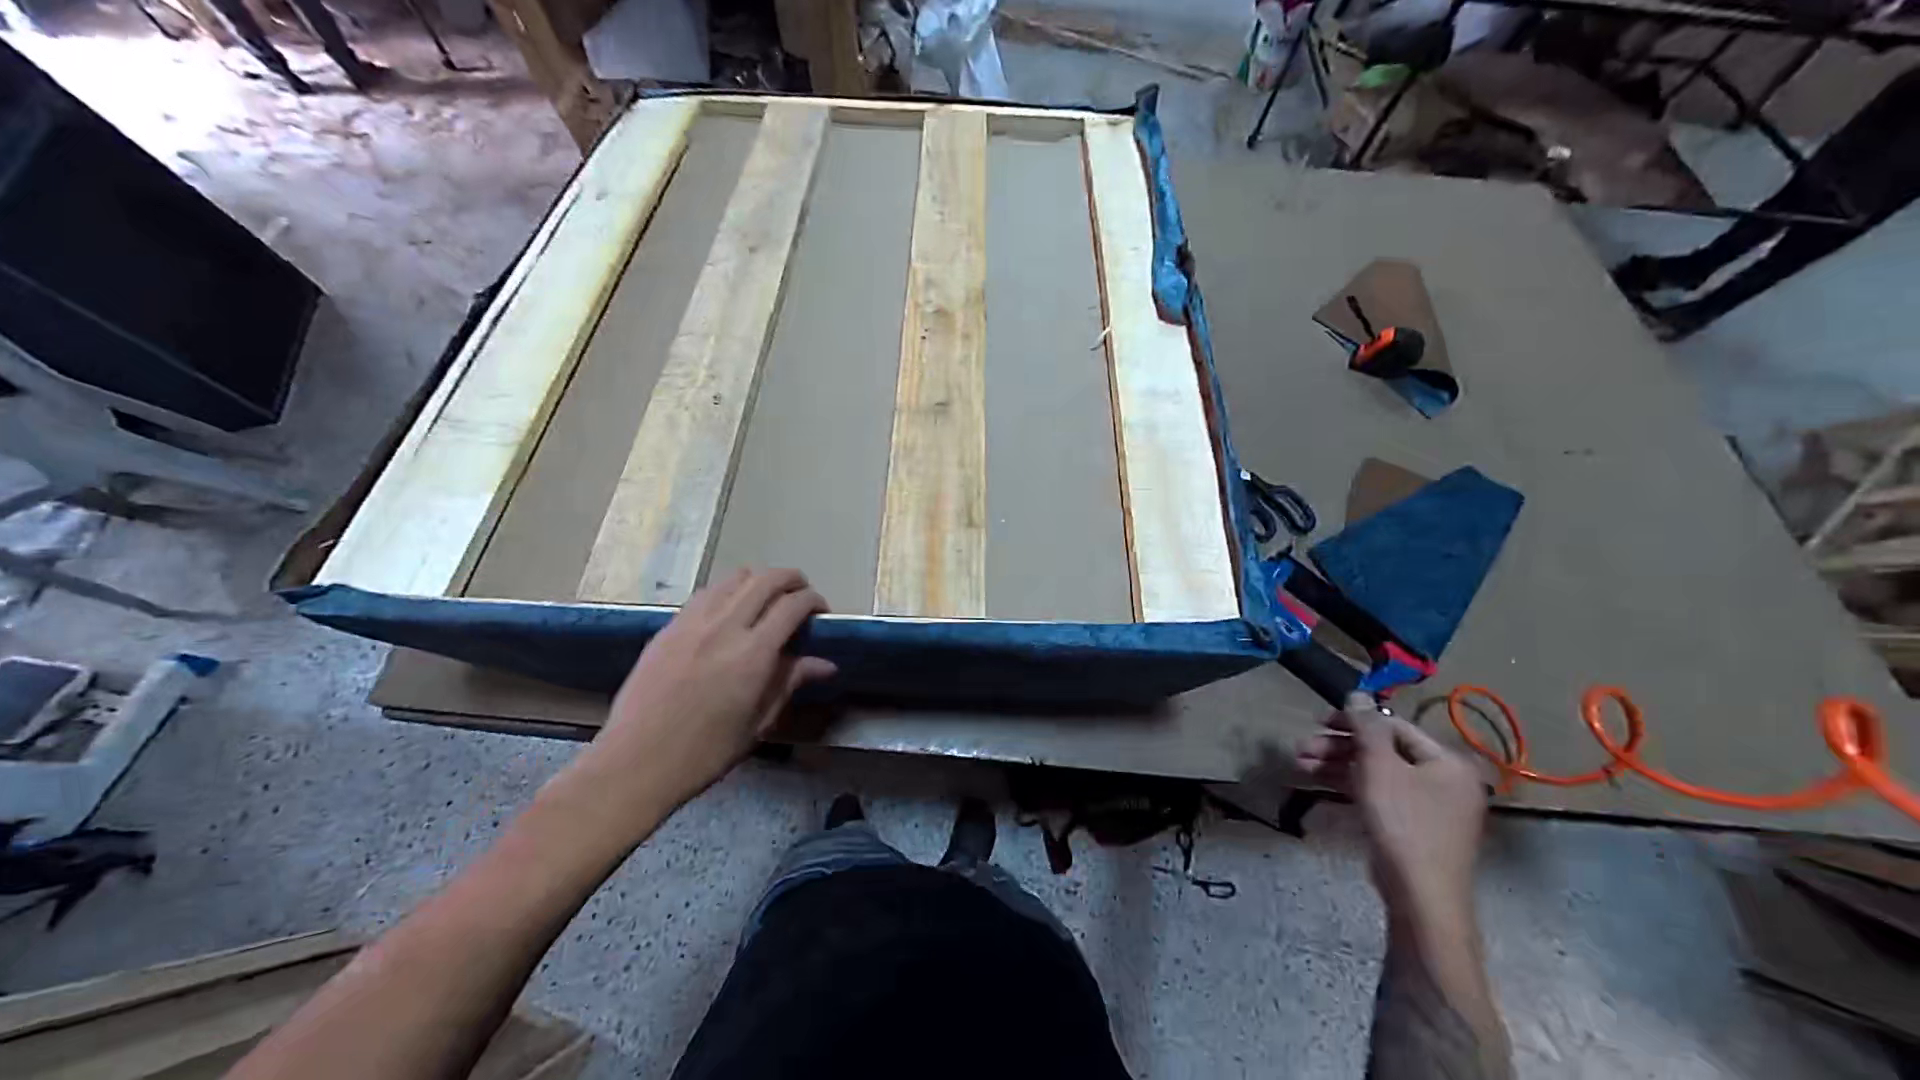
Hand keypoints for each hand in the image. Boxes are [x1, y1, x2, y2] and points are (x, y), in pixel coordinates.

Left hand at [580, 568, 835, 811]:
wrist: (636, 761)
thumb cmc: (706, 752)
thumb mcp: (758, 722)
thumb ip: (790, 682)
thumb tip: (825, 664)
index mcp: (752, 654)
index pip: (792, 606)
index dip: (813, 601)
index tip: (821, 612)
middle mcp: (724, 626)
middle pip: (766, 579)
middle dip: (791, 579)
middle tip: (801, 596)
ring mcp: (692, 622)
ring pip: (734, 578)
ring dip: (758, 581)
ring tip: (766, 600)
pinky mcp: (669, 626)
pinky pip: (706, 594)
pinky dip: (728, 592)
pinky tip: (729, 612)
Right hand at [1297, 692, 1485, 917]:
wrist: (1420, 896)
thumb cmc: (1403, 823)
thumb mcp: (1379, 767)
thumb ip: (1367, 727)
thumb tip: (1357, 693)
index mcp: (1448, 762)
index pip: (1396, 727)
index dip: (1355, 721)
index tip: (1319, 721)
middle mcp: (1445, 780)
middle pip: (1384, 750)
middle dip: (1339, 746)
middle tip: (1302, 747)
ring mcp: (1431, 807)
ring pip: (1378, 773)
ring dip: (1338, 765)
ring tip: (1300, 765)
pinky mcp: (1414, 828)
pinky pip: (1380, 794)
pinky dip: (1351, 786)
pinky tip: (1320, 782)